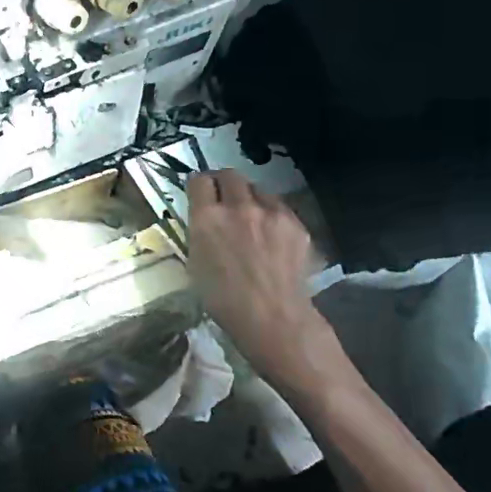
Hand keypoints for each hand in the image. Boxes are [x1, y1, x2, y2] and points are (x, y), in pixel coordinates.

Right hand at [185, 170, 351, 395]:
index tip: (199, 193)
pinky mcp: (296, 224)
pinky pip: (280, 207)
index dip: (198, 185)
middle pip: (230, 175)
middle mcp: (238, 206)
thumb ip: (199, 232)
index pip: (199, 180)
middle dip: (223, 183)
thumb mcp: (195, 261)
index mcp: (206, 217)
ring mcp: (271, 213)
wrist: (273, 316)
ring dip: (249, 197)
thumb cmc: (222, 297)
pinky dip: (271, 213)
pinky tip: (270, 233)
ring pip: (257, 189)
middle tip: (222, 197)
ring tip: (250, 216)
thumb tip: (204, 220)